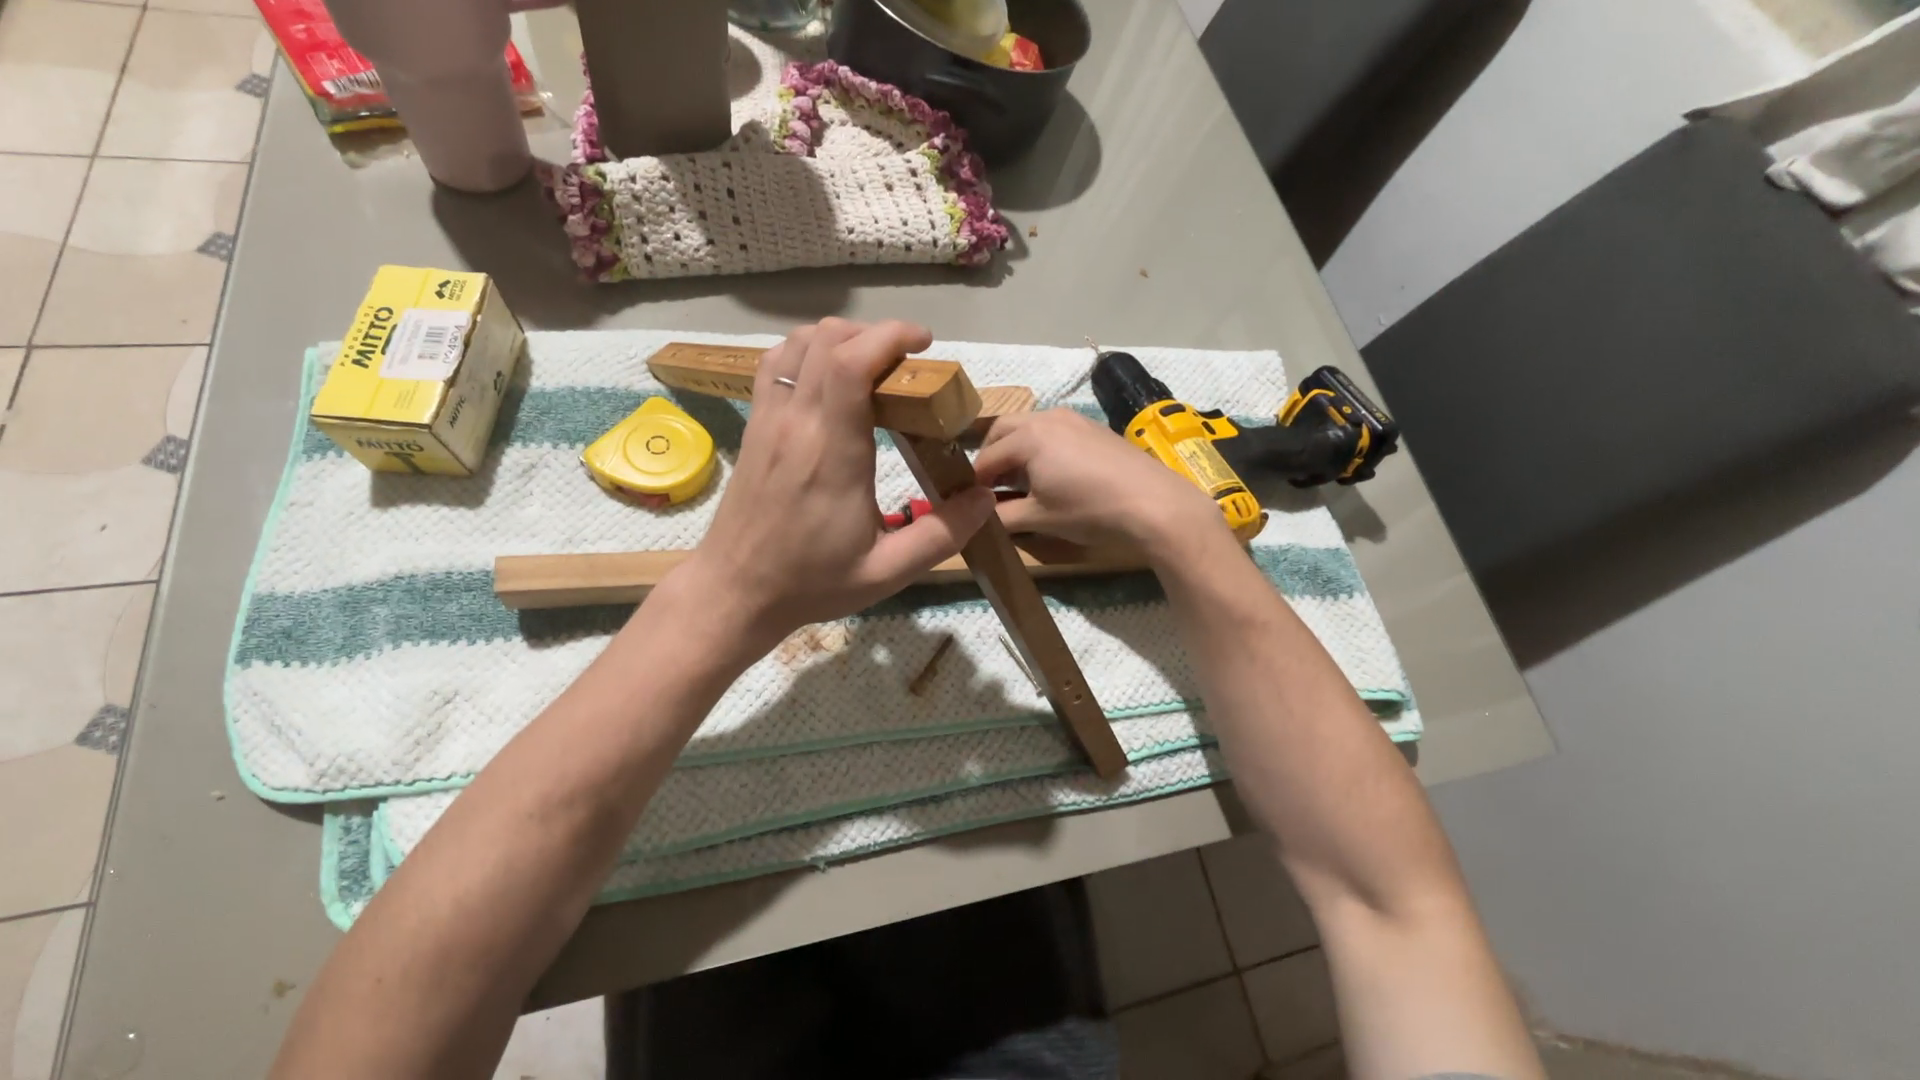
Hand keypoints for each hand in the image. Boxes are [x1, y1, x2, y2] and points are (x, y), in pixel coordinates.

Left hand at [675, 319, 996, 646]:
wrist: (735, 592)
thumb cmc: (811, 582)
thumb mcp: (887, 572)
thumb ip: (941, 535)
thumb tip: (985, 498)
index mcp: (832, 452)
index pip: (852, 363)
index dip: (889, 336)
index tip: (923, 345)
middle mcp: (796, 423)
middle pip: (828, 340)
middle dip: (873, 335)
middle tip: (906, 363)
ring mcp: (768, 420)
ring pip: (797, 344)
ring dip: (838, 340)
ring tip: (870, 366)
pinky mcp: (753, 427)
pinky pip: (776, 365)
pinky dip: (806, 353)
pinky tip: (827, 380)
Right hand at [972, 408, 1224, 551]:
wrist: (1154, 504)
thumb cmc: (1090, 511)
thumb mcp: (1040, 519)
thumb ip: (1003, 517)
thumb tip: (978, 519)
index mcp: (1027, 437)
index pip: (985, 459)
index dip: (973, 484)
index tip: (968, 503)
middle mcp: (1046, 418)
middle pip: (1003, 432)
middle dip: (991, 458)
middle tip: (989, 490)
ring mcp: (1073, 419)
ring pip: (1029, 428)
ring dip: (1016, 451)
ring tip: (1019, 484)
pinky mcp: (1093, 428)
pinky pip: (1053, 431)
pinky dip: (1040, 448)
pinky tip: (1051, 475)